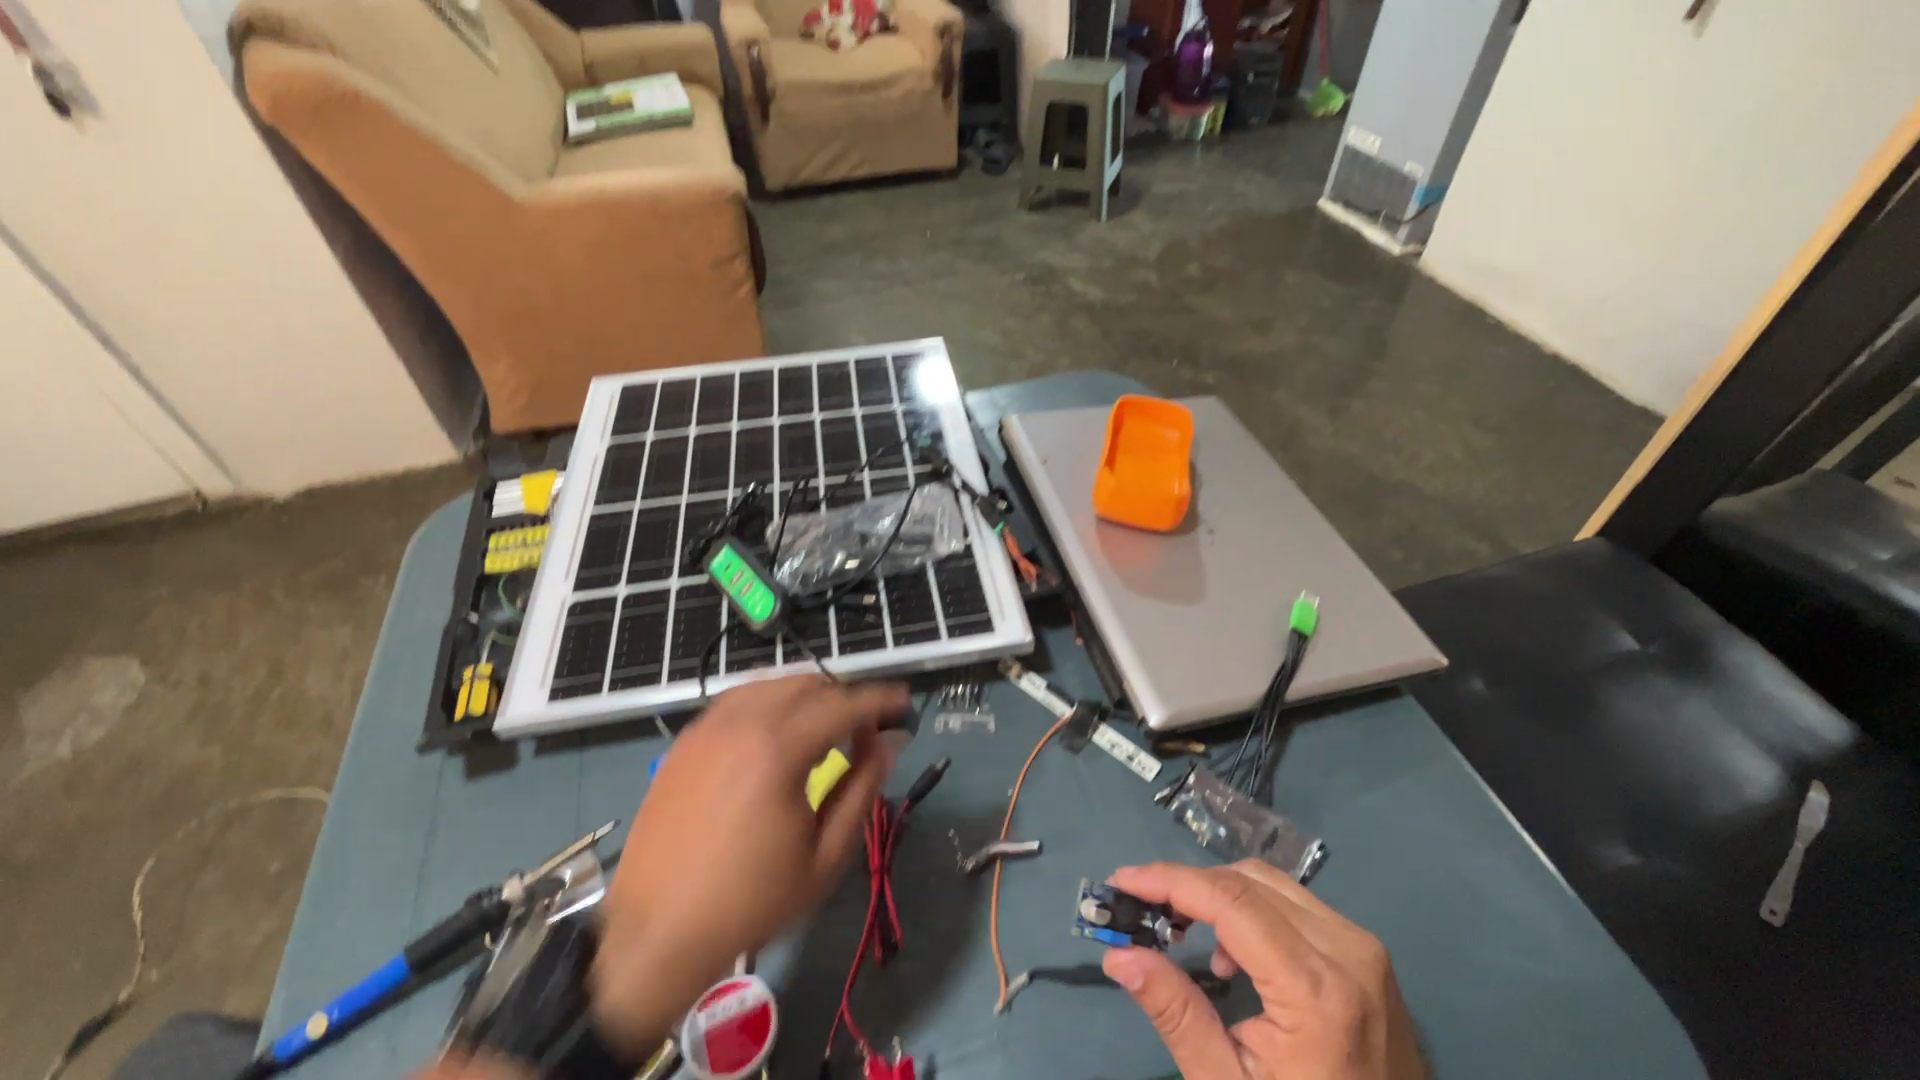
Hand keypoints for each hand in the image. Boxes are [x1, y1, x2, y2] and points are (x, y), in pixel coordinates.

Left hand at [590, 675, 908, 1055]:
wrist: (656, 930)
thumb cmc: (751, 901)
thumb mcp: (825, 856)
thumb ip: (862, 789)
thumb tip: (889, 743)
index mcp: (779, 750)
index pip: (843, 704)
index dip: (880, 700)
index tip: (905, 703)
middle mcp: (741, 723)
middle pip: (807, 684)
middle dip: (844, 697)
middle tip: (865, 731)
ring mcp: (706, 728)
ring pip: (769, 684)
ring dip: (806, 696)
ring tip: (824, 729)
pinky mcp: (684, 742)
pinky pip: (736, 701)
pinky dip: (767, 703)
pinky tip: (776, 734)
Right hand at [1101, 860, 1424, 1079]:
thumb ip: (1177, 1015)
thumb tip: (1120, 956)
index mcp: (1316, 990)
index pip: (1230, 902)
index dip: (1169, 881)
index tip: (1120, 882)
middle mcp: (1347, 951)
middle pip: (1248, 882)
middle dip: (1186, 885)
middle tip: (1139, 909)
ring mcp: (1364, 948)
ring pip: (1272, 884)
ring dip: (1217, 894)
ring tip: (1179, 930)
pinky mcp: (1368, 953)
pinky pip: (1297, 904)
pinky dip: (1251, 909)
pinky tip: (1234, 954)